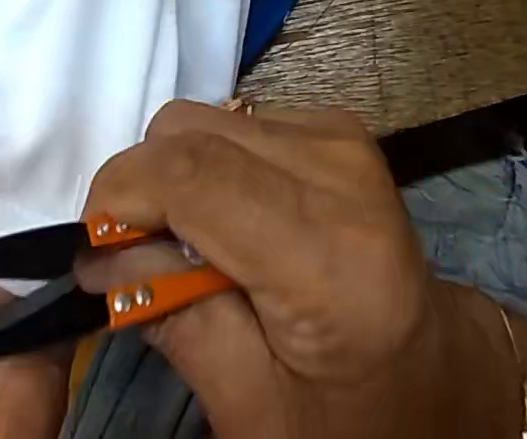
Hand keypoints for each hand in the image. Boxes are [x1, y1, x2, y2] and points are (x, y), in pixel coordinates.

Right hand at [76, 101, 520, 438]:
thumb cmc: (347, 409)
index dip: (120, 196)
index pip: (194, 175)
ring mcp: (342, 135)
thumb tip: (102, 252)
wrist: (432, 361)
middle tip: (143, 255)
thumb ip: (176, 319)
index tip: (94, 247)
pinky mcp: (337, 124)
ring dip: (178, 173)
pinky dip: (214, 161)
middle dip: (141, 186)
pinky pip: (238, 119)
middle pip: (192, 131)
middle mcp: (340, 169)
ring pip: (207, 117)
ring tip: (198, 240)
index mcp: (327, 252)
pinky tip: (236, 213)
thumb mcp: (253, 406)